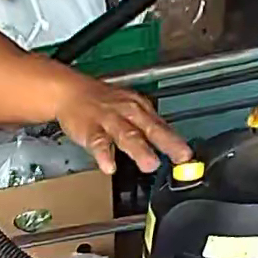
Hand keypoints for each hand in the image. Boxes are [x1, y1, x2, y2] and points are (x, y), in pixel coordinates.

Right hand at [54, 79, 191, 174]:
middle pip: (150, 129)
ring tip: (150, 164)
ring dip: (139, 150)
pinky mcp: (90, 129)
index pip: (162, 126)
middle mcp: (128, 113)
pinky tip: (109, 166)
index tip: (188, 156)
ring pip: (127, 135)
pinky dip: (103, 154)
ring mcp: (109, 120)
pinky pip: (98, 142)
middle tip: (181, 156)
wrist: (70, 91)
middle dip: (167, 143)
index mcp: (140, 108)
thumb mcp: (128, 108)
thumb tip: (166, 146)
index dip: (176, 141)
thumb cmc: (101, 103)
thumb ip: (146, 128)